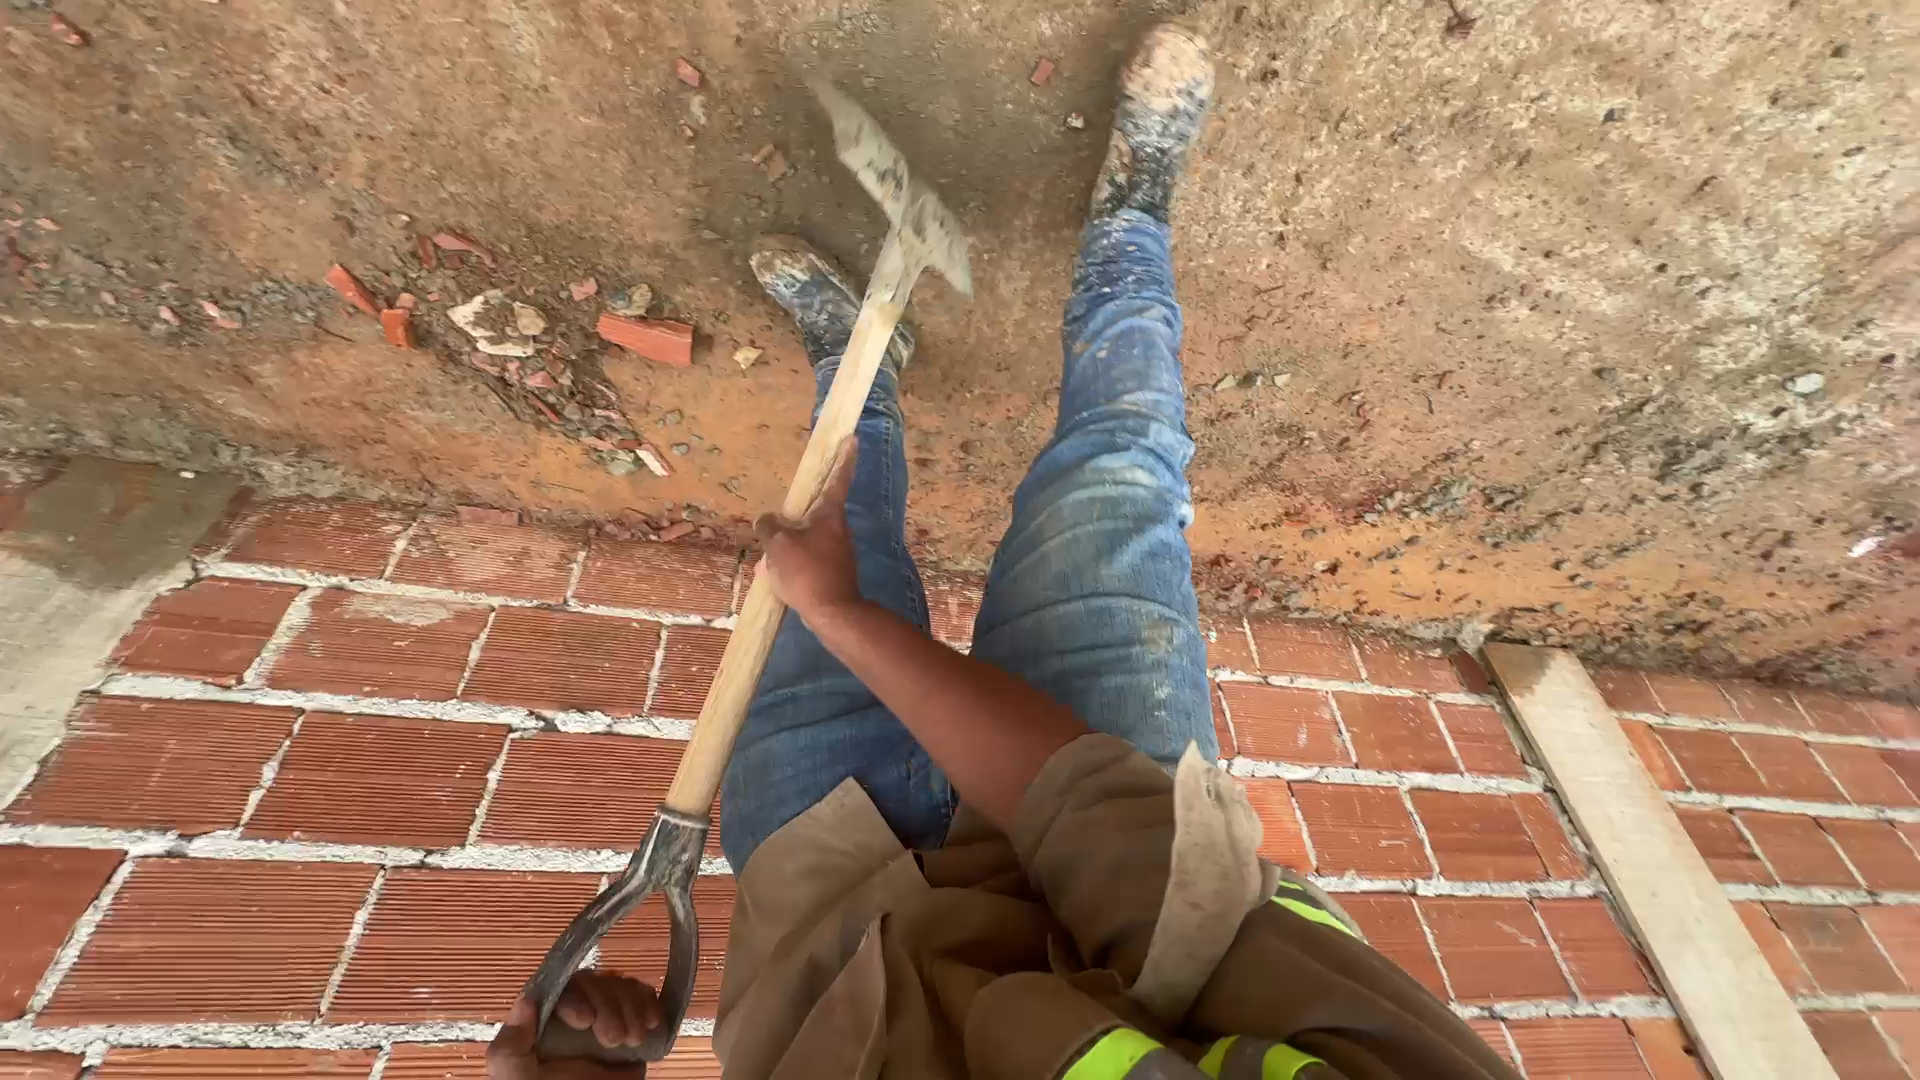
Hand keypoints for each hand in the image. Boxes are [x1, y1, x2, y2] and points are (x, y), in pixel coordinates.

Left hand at [487, 973, 660, 1078]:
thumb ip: (510, 1047)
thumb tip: (526, 999)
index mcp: (543, 1022)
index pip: (562, 988)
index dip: (578, 996)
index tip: (585, 1021)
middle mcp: (574, 1011)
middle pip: (597, 983)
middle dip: (610, 1008)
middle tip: (615, 1039)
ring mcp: (605, 1014)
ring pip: (622, 986)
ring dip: (633, 1008)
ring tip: (634, 1040)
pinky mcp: (630, 1020)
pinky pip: (643, 996)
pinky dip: (650, 1005)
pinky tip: (651, 1024)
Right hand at [756, 435, 862, 620]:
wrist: (833, 613)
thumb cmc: (807, 572)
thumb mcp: (778, 545)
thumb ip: (769, 527)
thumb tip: (767, 521)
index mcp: (829, 515)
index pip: (838, 478)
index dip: (844, 457)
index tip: (852, 438)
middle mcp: (839, 529)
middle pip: (811, 514)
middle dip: (789, 525)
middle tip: (772, 537)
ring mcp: (839, 551)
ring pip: (805, 541)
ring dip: (786, 550)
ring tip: (769, 567)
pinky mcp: (834, 571)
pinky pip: (807, 560)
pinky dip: (791, 567)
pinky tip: (778, 582)